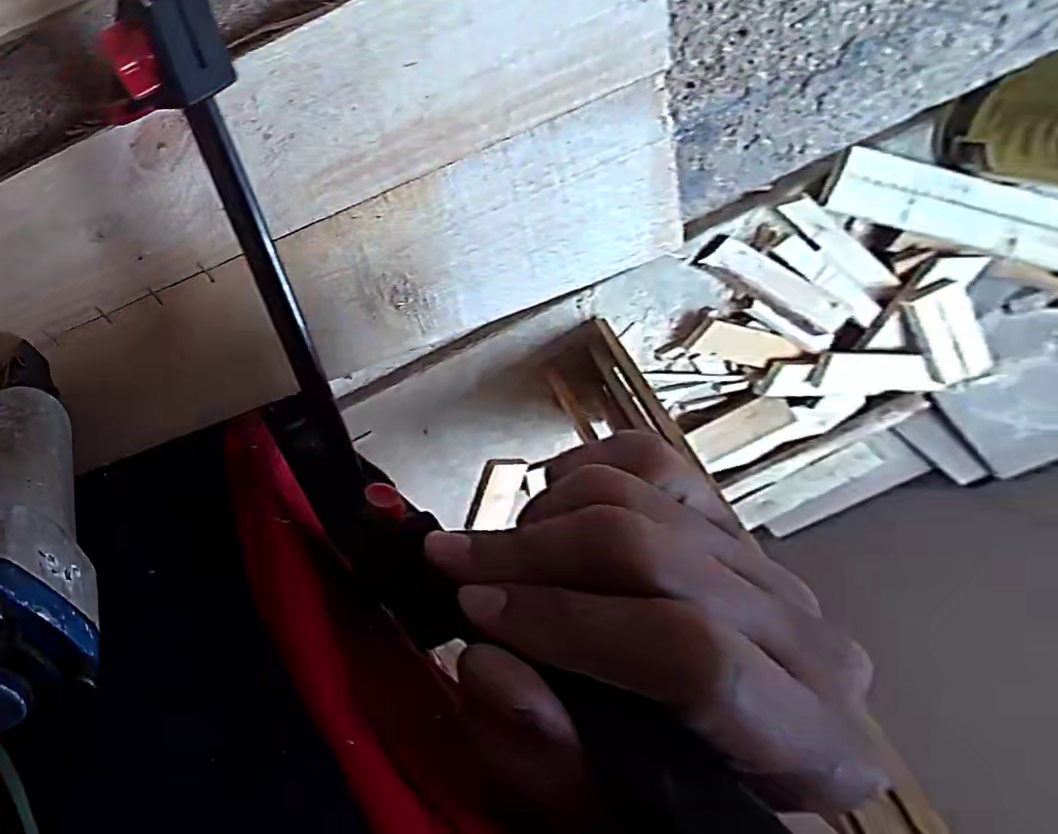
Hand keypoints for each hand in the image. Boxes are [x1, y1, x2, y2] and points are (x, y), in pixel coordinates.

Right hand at [423, 432, 888, 822]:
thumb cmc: (633, 784)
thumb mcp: (579, 803)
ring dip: (534, 517)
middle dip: (524, 553)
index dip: (565, 621)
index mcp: (803, 742)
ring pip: (630, 493)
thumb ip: (537, 753)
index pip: (691, 653)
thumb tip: (486, 664)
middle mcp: (805, 644)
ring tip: (497, 557)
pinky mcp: (718, 518)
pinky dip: (574, 471)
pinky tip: (545, 511)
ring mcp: (762, 568)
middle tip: (452, 564)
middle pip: (647, 551)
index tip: (473, 609)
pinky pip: (642, 459)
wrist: (676, 738)